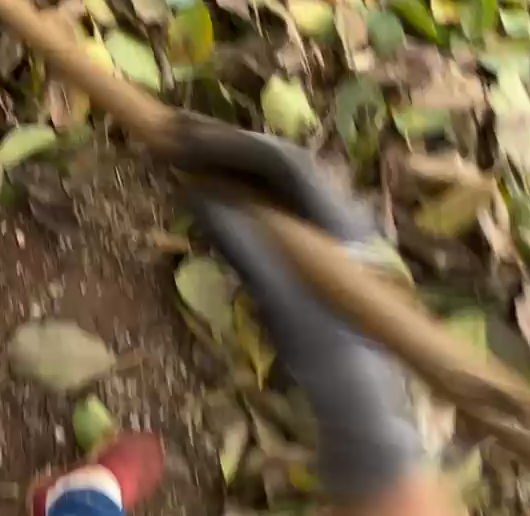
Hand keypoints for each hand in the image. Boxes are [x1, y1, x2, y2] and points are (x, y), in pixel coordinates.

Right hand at [181, 118, 422, 502]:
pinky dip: (230, 181)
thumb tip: (195, 190)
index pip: (282, 160)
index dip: (230, 142)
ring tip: (178, 146)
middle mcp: (335, 211)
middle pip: (274, 159)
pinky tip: (202, 180)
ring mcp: (323, 224)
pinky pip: (266, 195)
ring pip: (269, 174)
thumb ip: (240, 240)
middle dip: (221, 141)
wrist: (358, 398)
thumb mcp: (277, 297)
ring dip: (224, 156)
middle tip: (171, 130)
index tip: (183, 136)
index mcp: (339, 220)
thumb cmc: (324, 351)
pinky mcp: (307, 239)